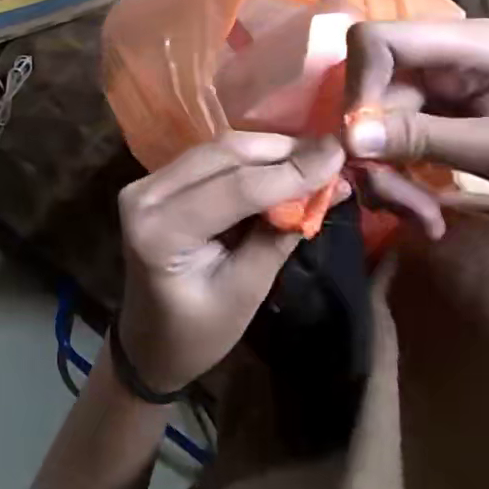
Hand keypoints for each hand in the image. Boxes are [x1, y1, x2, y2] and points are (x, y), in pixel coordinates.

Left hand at [116, 132, 347, 392]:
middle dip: (284, 151)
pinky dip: (250, 159)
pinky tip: (285, 164)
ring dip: (270, 151)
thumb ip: (280, 235)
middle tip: (337, 154)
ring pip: (218, 149)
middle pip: (223, 155)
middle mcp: (145, 194)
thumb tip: (331, 185)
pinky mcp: (155, 180)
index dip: (292, 169)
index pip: (234, 188)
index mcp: (160, 230)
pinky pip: (209, 158)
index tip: (343, 153)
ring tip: (319, 159)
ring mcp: (145, 183)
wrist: (149, 338)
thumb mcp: (245, 292)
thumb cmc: (197, 331)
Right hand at [342, 19, 488, 226]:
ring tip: (420, 216)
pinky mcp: (444, 117)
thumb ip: (427, 138)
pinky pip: (396, 143)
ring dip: (386, 174)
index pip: (374, 41)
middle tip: (396, 203)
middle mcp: (447, 59)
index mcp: (471, 45)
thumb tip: (348, 135)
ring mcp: (443, 89)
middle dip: (373, 151)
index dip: (358, 87)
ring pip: (376, 125)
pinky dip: (401, 179)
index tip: (365, 144)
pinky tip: (426, 210)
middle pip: (370, 93)